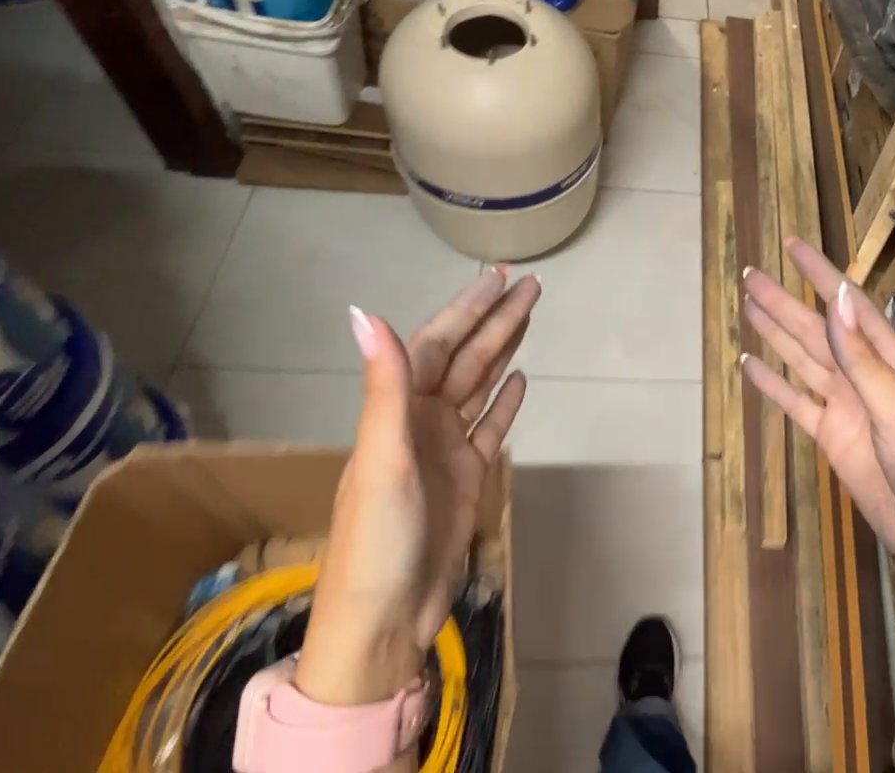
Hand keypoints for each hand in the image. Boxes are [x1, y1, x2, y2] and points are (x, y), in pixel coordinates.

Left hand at [296, 270, 540, 705]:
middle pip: (466, 357)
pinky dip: (505, 402)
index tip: (495, 277)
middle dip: (495, 319)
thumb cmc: (378, 539)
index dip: (467, 309)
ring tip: (528, 316)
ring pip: (480, 384)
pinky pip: (491, 427)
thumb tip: (366, 312)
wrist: (384, 617)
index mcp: (400, 411)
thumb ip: (385, 385)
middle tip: (528, 284)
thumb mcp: (381, 459)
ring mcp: (446, 448)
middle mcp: (423, 420)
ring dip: (503, 349)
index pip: (440, 344)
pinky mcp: (467, 477)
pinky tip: (520, 380)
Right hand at [741, 239, 894, 577]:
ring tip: (747, 304)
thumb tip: (836, 301)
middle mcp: (865, 377)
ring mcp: (846, 407)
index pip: (849, 307)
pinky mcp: (831, 437)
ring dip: (776, 333)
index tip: (794, 246)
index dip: (822, 275)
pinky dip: (773, 384)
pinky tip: (750, 364)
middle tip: (750, 274)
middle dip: (785, 302)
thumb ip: (863, 360)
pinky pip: (796, 403)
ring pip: (803, 360)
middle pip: (818, 331)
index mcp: (891, 363)